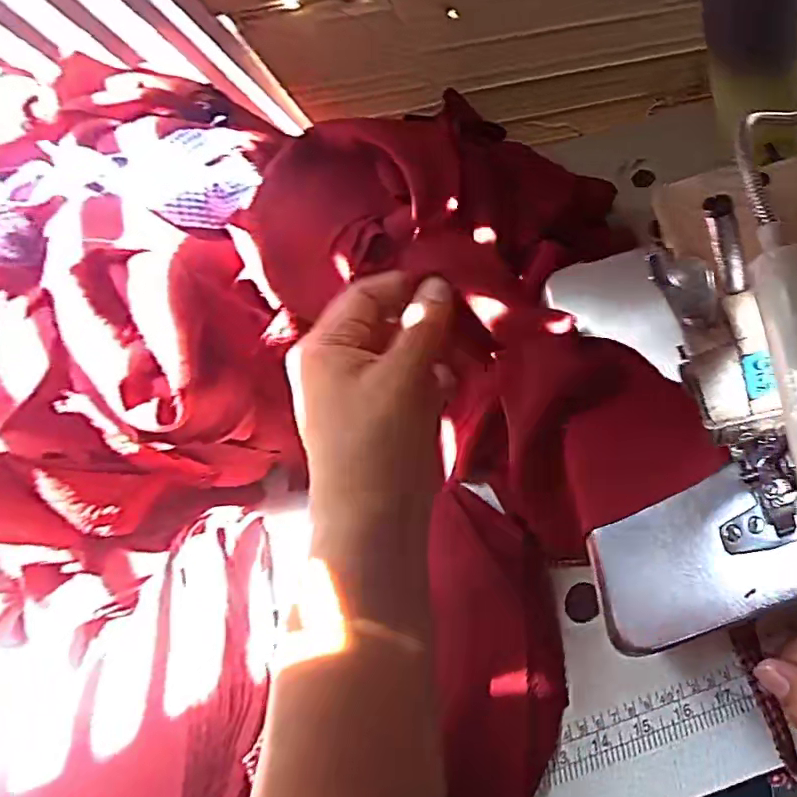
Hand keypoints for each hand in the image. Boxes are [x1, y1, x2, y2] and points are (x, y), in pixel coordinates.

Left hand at [290, 272, 454, 559]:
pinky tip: (454, 382)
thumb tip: (439, 284)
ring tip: (466, 356)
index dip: (409, 284)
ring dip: (440, 347)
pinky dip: (438, 372)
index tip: (453, 283)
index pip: (368, 293)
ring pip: (410, 346)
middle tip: (470, 318)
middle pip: (390, 318)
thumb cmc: (377, 441)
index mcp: (326, 344)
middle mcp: (342, 358)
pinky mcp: (391, 404)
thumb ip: (423, 325)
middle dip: (431, 318)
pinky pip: (417, 372)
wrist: (377, 514)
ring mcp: (367, 382)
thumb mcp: (403, 375)